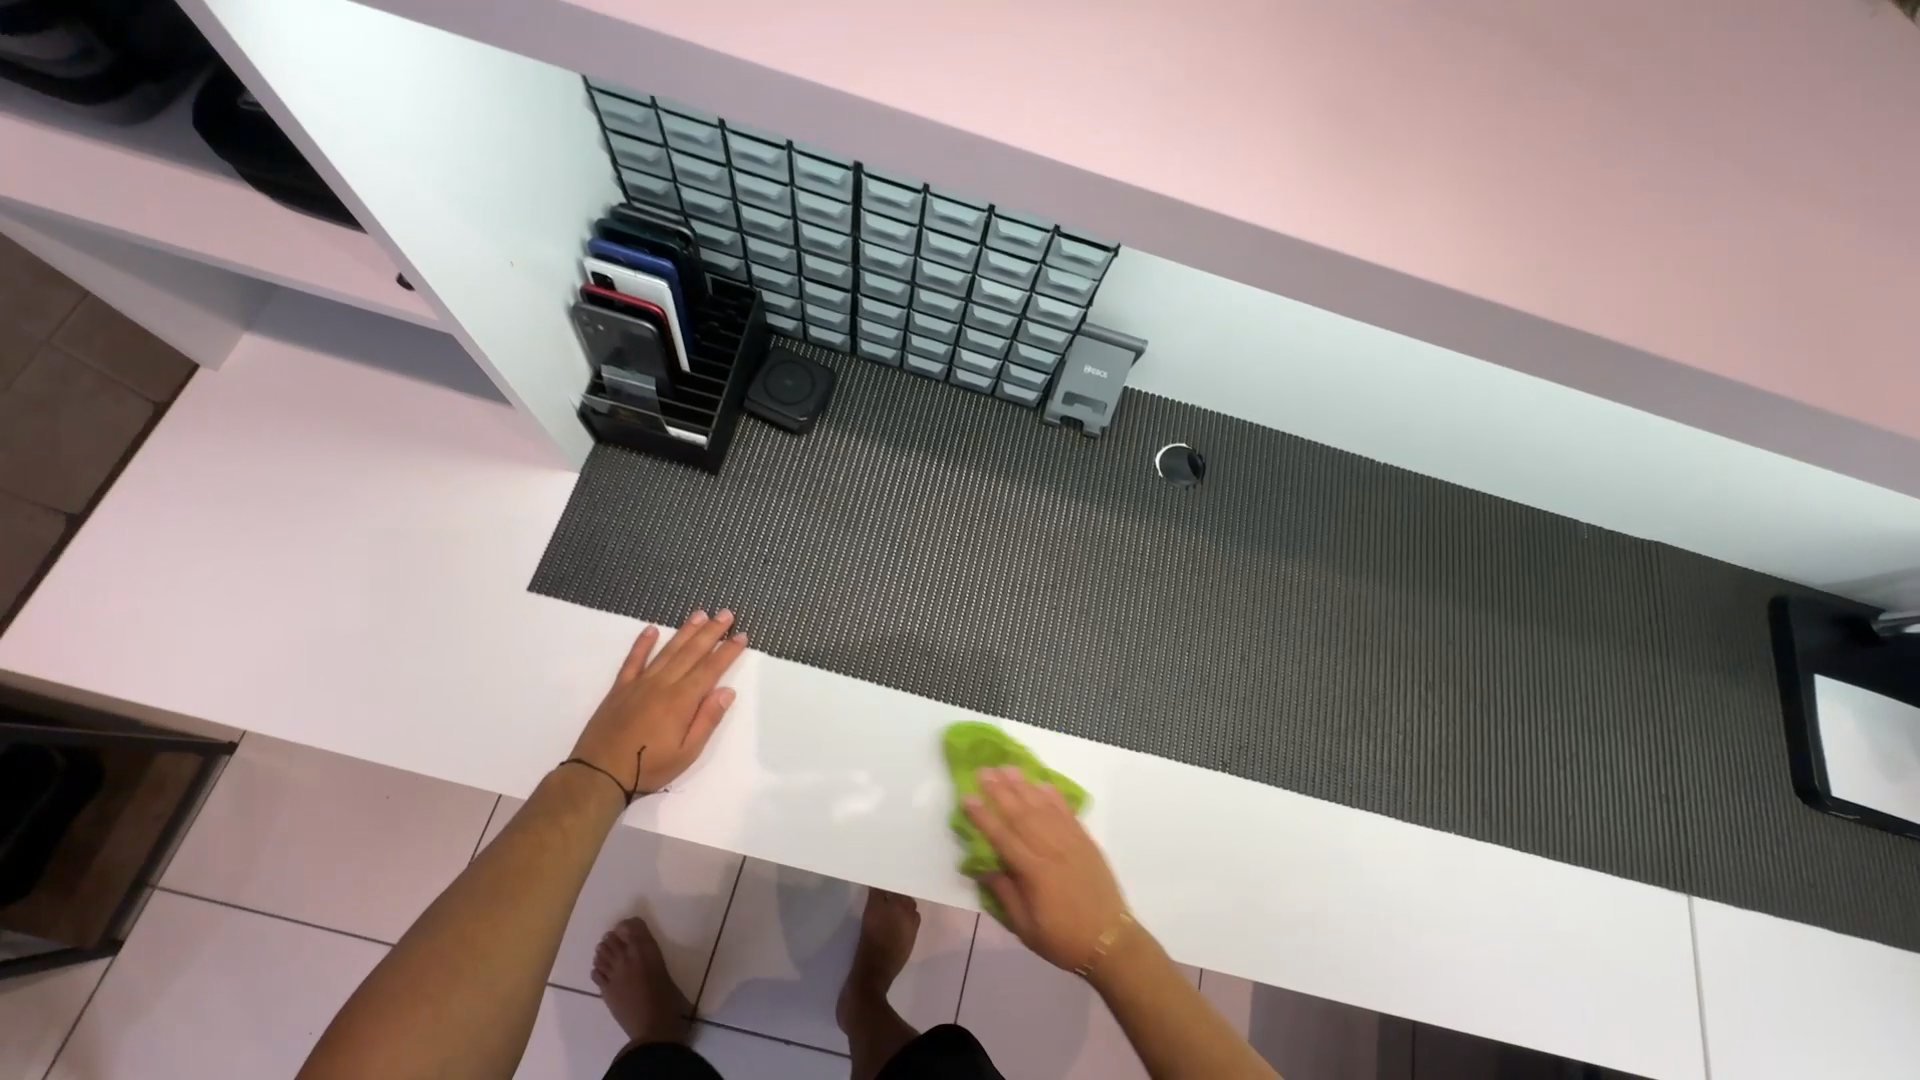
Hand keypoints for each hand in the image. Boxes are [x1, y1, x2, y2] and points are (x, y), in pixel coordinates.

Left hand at [569, 610, 747, 795]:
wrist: (598, 773)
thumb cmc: (648, 767)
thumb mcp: (686, 753)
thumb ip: (707, 720)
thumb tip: (726, 691)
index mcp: (681, 701)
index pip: (710, 669)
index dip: (727, 652)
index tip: (741, 636)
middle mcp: (662, 685)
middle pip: (691, 653)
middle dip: (711, 632)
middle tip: (726, 614)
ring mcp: (639, 684)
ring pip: (667, 651)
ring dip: (685, 631)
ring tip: (700, 614)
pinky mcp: (620, 688)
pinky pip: (633, 660)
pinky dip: (642, 643)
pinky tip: (651, 630)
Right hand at [963, 765, 1128, 971]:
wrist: (1111, 942)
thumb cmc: (1063, 939)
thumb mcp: (1026, 928)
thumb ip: (1005, 894)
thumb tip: (984, 868)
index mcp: (1034, 872)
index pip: (1002, 837)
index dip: (983, 817)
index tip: (967, 797)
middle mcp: (1051, 850)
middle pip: (1021, 814)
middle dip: (1000, 791)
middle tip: (983, 771)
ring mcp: (1071, 843)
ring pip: (1043, 808)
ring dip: (1024, 786)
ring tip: (1008, 769)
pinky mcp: (1087, 842)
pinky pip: (1068, 813)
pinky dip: (1054, 797)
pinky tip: (1042, 784)